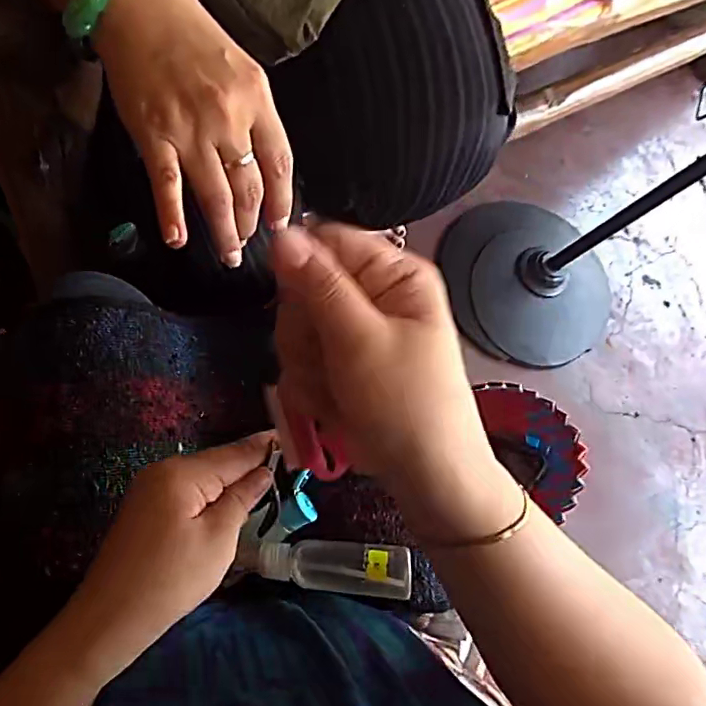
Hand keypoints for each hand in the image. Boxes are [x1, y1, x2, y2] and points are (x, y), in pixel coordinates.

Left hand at [69, 431, 274, 645]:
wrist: (114, 612)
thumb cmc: (172, 577)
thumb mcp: (217, 539)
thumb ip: (240, 500)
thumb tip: (261, 473)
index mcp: (180, 474)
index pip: (231, 454)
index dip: (263, 447)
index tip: (291, 435)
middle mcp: (160, 472)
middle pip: (214, 463)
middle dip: (247, 462)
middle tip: (287, 457)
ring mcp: (148, 490)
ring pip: (199, 478)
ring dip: (229, 479)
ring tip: (266, 476)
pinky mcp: (144, 510)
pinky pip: (185, 493)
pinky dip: (209, 494)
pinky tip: (227, 498)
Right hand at [93, 0, 294, 266]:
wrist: (141, 9)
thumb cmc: (188, 34)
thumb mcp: (239, 66)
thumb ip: (251, 112)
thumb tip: (255, 159)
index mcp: (255, 97)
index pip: (279, 162)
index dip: (282, 200)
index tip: (278, 221)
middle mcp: (228, 117)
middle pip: (248, 187)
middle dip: (250, 224)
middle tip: (246, 243)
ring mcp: (190, 131)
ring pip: (215, 195)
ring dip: (223, 232)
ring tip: (226, 253)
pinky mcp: (154, 138)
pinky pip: (168, 188)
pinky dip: (173, 218)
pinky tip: (177, 240)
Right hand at [271, 223, 522, 542]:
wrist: (421, 470)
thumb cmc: (405, 403)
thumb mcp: (360, 339)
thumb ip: (318, 285)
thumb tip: (284, 235)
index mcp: (390, 276)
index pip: (326, 244)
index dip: (299, 270)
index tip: (293, 302)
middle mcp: (368, 299)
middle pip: (299, 292)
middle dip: (303, 335)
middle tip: (326, 361)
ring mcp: (348, 336)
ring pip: (292, 333)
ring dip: (305, 368)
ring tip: (336, 391)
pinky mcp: (334, 365)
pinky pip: (297, 363)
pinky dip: (309, 388)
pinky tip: (334, 403)